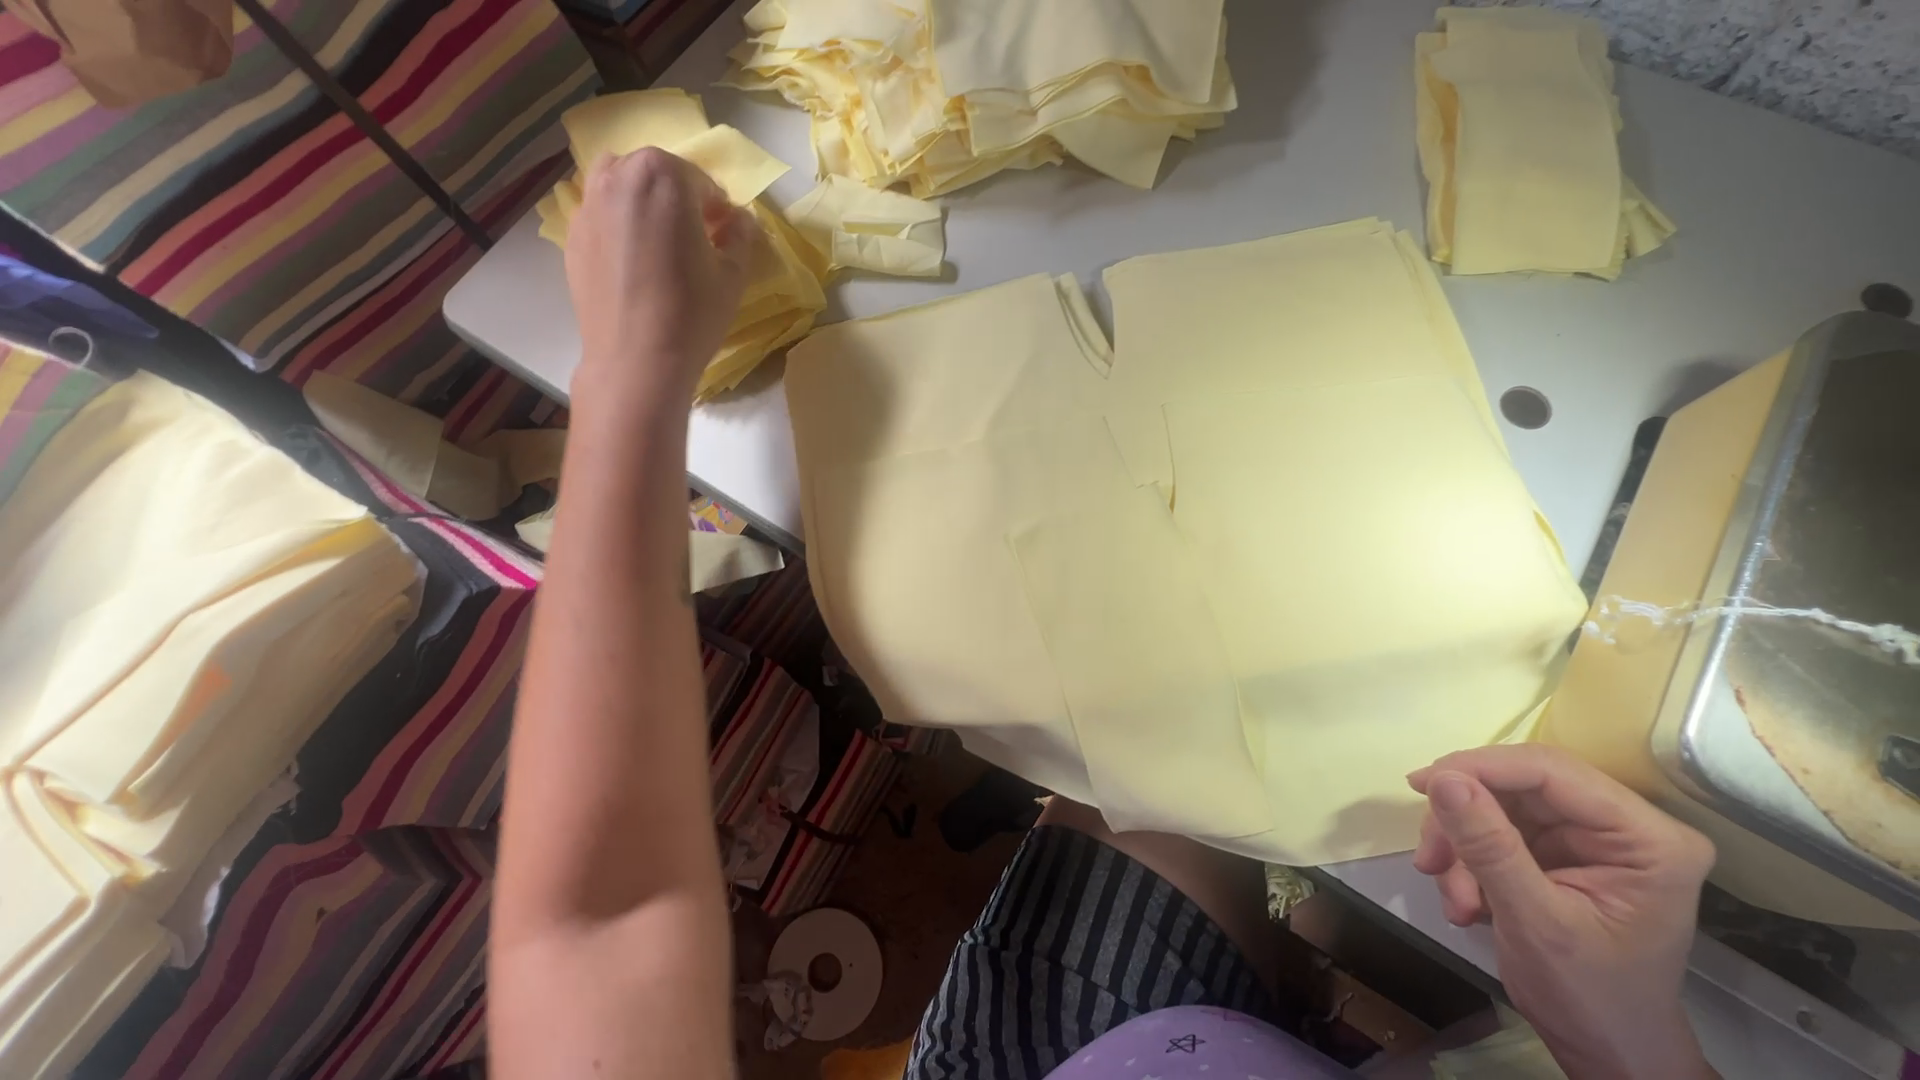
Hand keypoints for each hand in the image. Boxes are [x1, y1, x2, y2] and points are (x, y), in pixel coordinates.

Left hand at [564, 147, 756, 405]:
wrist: (636, 359)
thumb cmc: (692, 313)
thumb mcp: (733, 274)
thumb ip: (741, 235)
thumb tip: (739, 220)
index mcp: (664, 176)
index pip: (701, 181)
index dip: (718, 209)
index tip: (723, 236)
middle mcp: (619, 177)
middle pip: (657, 174)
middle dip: (679, 199)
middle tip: (694, 240)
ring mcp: (589, 205)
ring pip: (622, 186)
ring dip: (644, 203)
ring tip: (659, 243)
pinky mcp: (573, 236)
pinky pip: (602, 215)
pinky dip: (620, 225)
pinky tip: (634, 264)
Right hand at [1408, 745, 1718, 1079]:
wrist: (1606, 1051)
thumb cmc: (1589, 998)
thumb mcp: (1534, 922)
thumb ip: (1488, 845)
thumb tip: (1440, 778)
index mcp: (1648, 839)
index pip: (1552, 773)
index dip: (1481, 769)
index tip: (1422, 785)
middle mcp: (1625, 826)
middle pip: (1521, 785)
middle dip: (1466, 818)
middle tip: (1429, 856)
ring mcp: (1591, 837)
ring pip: (1500, 805)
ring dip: (1462, 846)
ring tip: (1453, 896)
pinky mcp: (1561, 850)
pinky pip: (1497, 829)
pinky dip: (1468, 861)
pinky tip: (1464, 900)